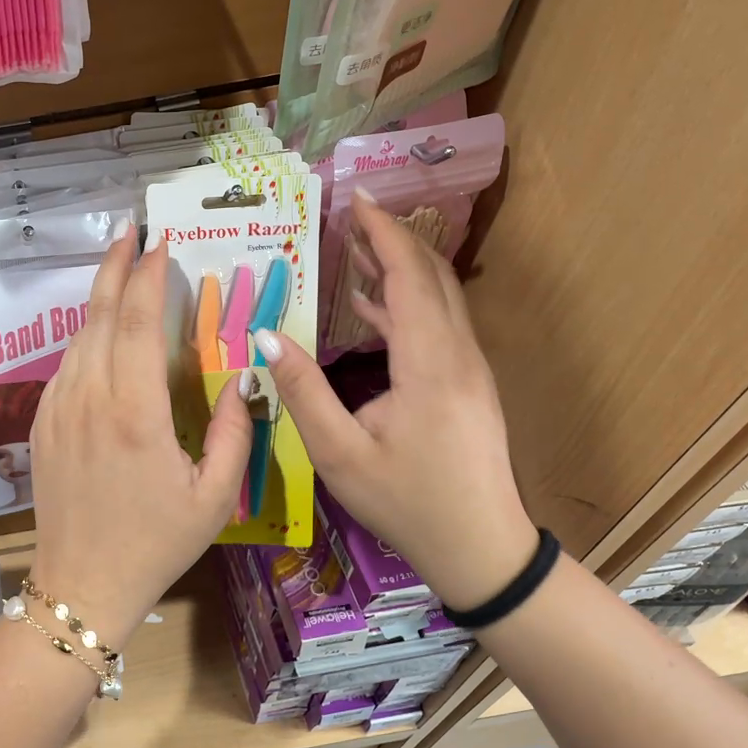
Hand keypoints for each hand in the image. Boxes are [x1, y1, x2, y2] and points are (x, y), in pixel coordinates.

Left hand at [28, 226, 254, 649]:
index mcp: (134, 412)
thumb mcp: (214, 495)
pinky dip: (86, 339)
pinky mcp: (42, 423)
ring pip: (78, 337)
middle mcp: (89, 398)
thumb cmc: (156, 543)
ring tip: (120, 271)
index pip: (135, 321)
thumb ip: (234, 430)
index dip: (146, 275)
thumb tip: (245, 376)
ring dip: (100, 300)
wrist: (81, 584)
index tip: (159, 242)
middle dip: (115, 265)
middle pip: (99, 314)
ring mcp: (57, 408)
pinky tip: (102, 334)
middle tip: (130, 229)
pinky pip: (66, 367)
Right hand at [253, 190, 537, 610]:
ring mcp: (468, 369)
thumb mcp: (340, 454)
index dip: (382, 234)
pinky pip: (438, 324)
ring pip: (438, 298)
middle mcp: (458, 355)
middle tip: (350, 212)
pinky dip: (405, 302)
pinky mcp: (467, 384)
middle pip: (430, 277)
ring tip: (354, 244)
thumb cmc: (406, 502)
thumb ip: (302, 392)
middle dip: (391, 238)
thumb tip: (265, 337)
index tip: (355, 199)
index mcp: (429, 364)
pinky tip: (368, 303)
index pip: (408, 277)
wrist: (481, 548)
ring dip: (399, 266)